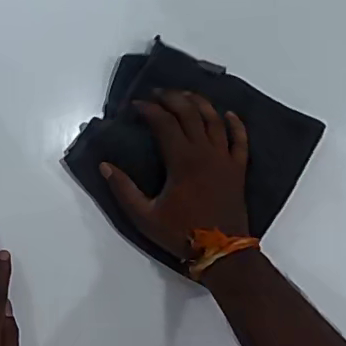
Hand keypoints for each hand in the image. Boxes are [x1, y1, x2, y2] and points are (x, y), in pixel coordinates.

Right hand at [100, 90, 251, 261]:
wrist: (223, 252)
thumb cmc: (181, 233)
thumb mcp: (143, 215)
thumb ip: (123, 189)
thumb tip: (104, 166)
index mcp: (182, 160)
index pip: (164, 122)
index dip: (148, 109)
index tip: (135, 105)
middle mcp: (205, 153)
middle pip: (189, 113)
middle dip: (171, 98)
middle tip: (157, 93)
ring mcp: (225, 159)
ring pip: (214, 120)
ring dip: (199, 103)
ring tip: (185, 94)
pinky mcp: (238, 169)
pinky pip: (240, 140)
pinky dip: (236, 124)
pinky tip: (228, 114)